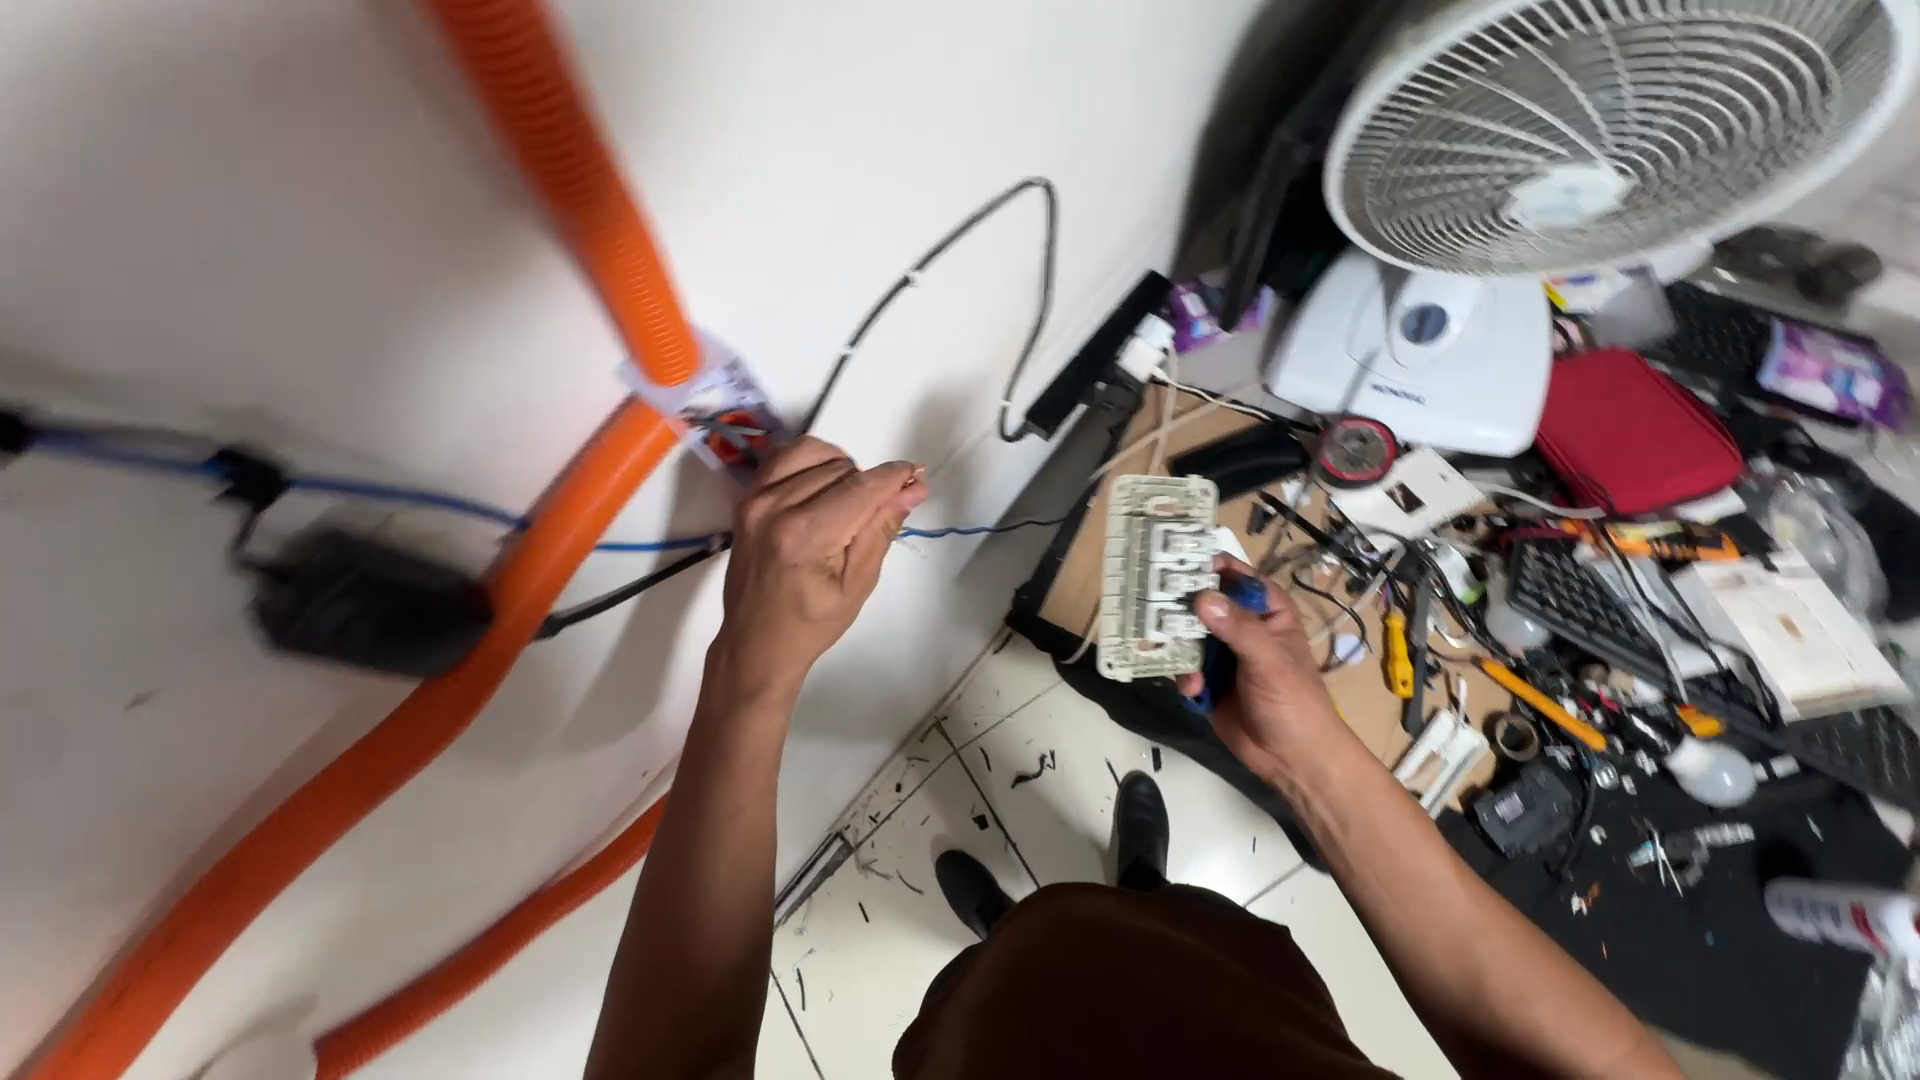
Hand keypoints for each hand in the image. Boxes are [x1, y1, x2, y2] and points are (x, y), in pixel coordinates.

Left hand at [710, 436, 927, 698]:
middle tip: (875, 515)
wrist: (756, 642)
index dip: (894, 477)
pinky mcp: (747, 497)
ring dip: (841, 470)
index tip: (917, 476)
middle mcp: (775, 507)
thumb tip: (913, 489)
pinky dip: (810, 461)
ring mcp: (755, 498)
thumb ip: (881, 529)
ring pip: (815, 454)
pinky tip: (822, 486)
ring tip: (848, 501)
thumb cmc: (812, 624)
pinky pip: (785, 455)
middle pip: (842, 468)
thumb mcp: (858, 585)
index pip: (861, 487)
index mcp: (805, 536)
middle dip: (868, 484)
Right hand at [1174, 554, 1344, 783]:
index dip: (1205, 567)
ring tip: (1180, 664)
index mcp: (1265, 610)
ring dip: (1178, 647)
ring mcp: (1220, 652)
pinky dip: (1181, 674)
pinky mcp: (1204, 678)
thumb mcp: (1271, 661)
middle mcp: (1240, 624)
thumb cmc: (1295, 702)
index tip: (1173, 564)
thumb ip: (1238, 629)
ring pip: (1185, 634)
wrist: (1292, 760)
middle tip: (1153, 610)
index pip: (1232, 576)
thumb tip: (1202, 598)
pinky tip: (1192, 690)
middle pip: (1200, 603)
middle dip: (1178, 609)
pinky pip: (1181, 664)